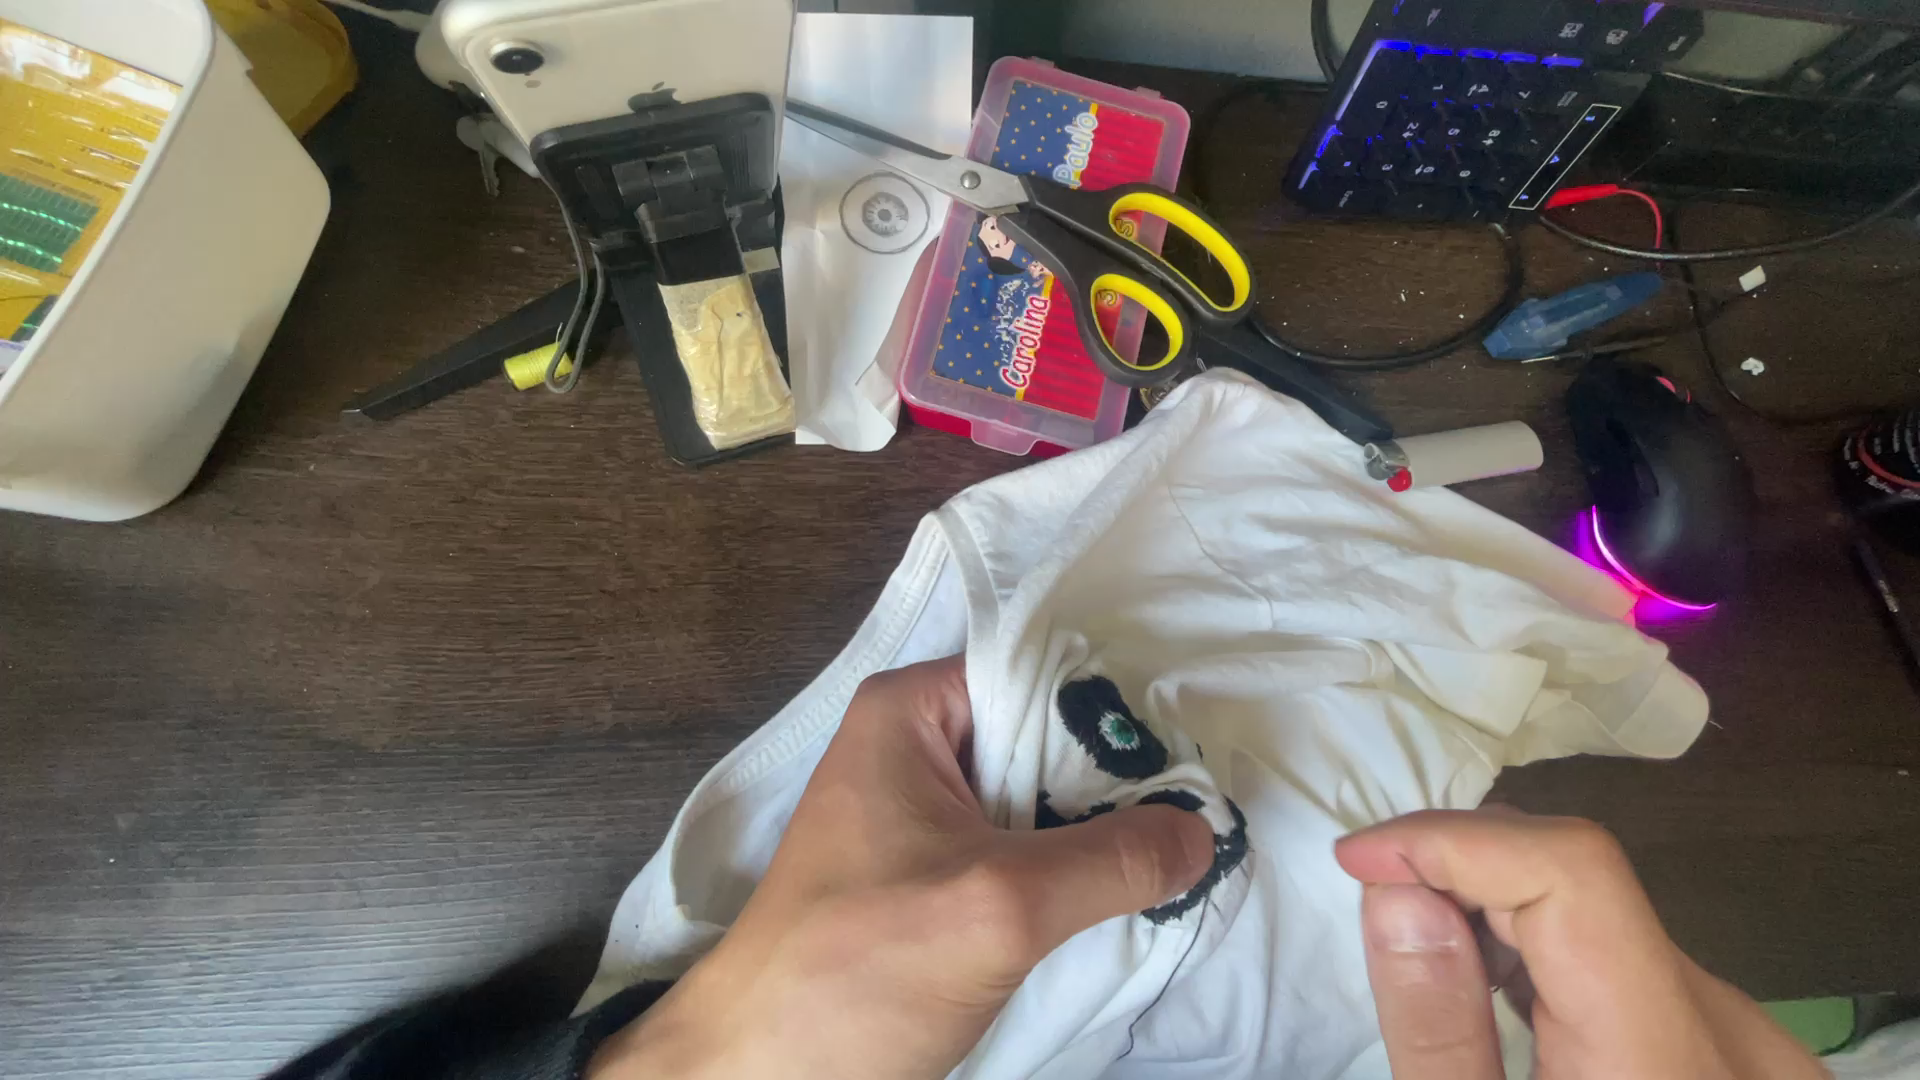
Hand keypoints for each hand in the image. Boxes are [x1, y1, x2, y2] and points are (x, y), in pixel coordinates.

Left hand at [588, 656, 1214, 1079]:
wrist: (761, 1071)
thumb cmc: (861, 964)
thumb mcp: (1001, 905)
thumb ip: (1110, 861)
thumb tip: (1202, 829)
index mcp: (909, 708)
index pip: (1032, 676)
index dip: (1108, 709)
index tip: (1185, 745)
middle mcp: (911, 739)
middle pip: (1035, 733)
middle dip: (1107, 773)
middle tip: (1193, 799)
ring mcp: (916, 803)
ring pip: (1028, 790)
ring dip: (1089, 821)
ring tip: (1173, 837)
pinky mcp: (925, 860)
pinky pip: (1010, 836)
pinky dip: (1058, 858)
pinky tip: (1116, 878)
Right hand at [1338, 810, 1825, 1079]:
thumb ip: (1435, 1027)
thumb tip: (1391, 889)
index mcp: (1672, 1063)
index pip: (1570, 870)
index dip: (1450, 839)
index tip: (1358, 862)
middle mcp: (1734, 1031)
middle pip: (1573, 874)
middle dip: (1449, 865)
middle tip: (1372, 903)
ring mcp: (1746, 1034)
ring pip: (1590, 896)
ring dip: (1482, 892)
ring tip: (1420, 943)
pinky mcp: (1732, 1040)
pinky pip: (1612, 936)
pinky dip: (1526, 926)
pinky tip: (1487, 976)